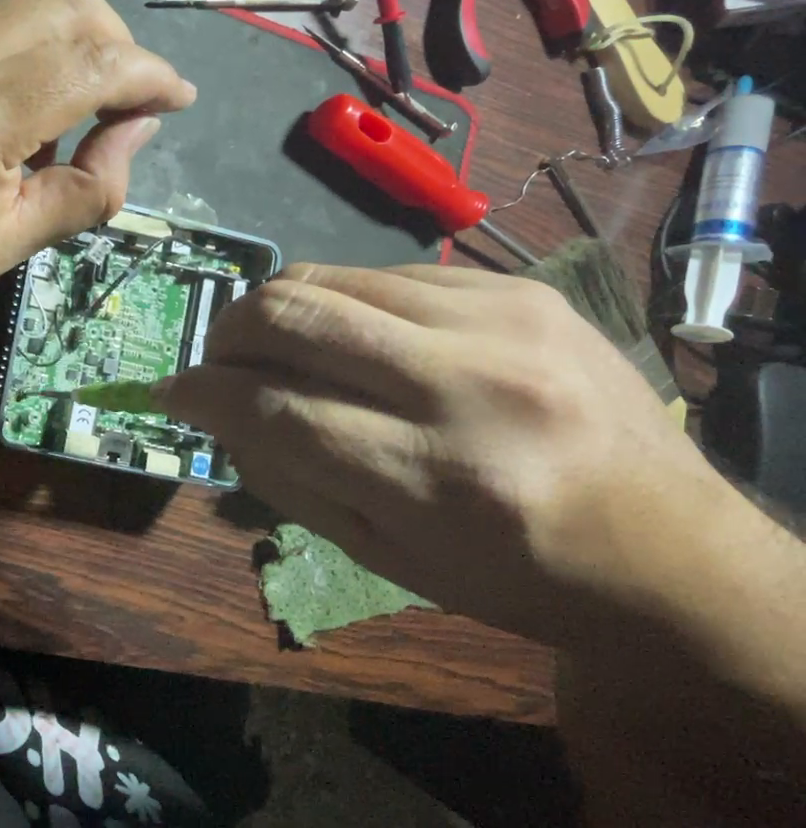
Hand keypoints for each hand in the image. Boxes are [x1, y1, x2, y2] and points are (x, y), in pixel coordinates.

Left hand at [0, 0, 196, 339]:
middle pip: (64, 6)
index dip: (150, 76)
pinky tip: (10, 89)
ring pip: (19, 1)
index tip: (176, 99)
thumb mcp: (14, 241)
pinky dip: (11, 38)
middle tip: (124, 97)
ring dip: (64, 36)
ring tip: (67, 99)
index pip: (93, 63)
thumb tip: (139, 125)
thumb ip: (91, 184)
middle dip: (113, 42)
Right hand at [159, 263, 728, 645]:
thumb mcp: (385, 556)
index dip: (203, 395)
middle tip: (220, 362)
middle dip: (226, 335)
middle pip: (291, 317)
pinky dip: (340, 302)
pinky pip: (381, 274)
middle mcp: (471, 387)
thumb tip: (216, 410)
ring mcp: (503, 323)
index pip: (273, 409)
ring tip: (273, 343)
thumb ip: (286, 477)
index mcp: (437, 479)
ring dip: (273, 310)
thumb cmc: (515, 574)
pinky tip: (351, 336)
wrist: (673, 547)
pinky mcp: (520, 289)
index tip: (174, 393)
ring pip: (327, 278)